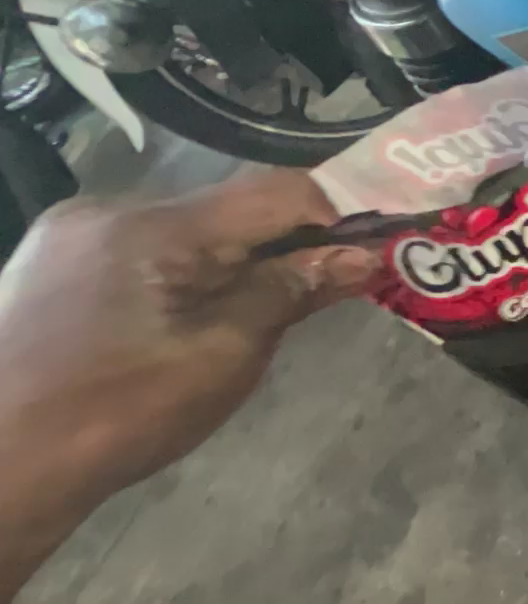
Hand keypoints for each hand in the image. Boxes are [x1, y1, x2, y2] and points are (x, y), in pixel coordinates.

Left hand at [0, 170, 380, 507]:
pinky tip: (223, 306)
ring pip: (205, 227)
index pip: (280, 191)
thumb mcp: (229, 350)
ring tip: (289, 298)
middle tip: (348, 278)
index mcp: (151, 226)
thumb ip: (296, 289)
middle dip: (302, 239)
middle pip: (241, 206)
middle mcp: (111, 211)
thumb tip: (369, 255)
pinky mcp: (66, 262)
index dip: (344, 212)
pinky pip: (166, 247)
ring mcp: (80, 235)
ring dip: (258, 255)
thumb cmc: (119, 412)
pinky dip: (212, 267)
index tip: (384, 246)